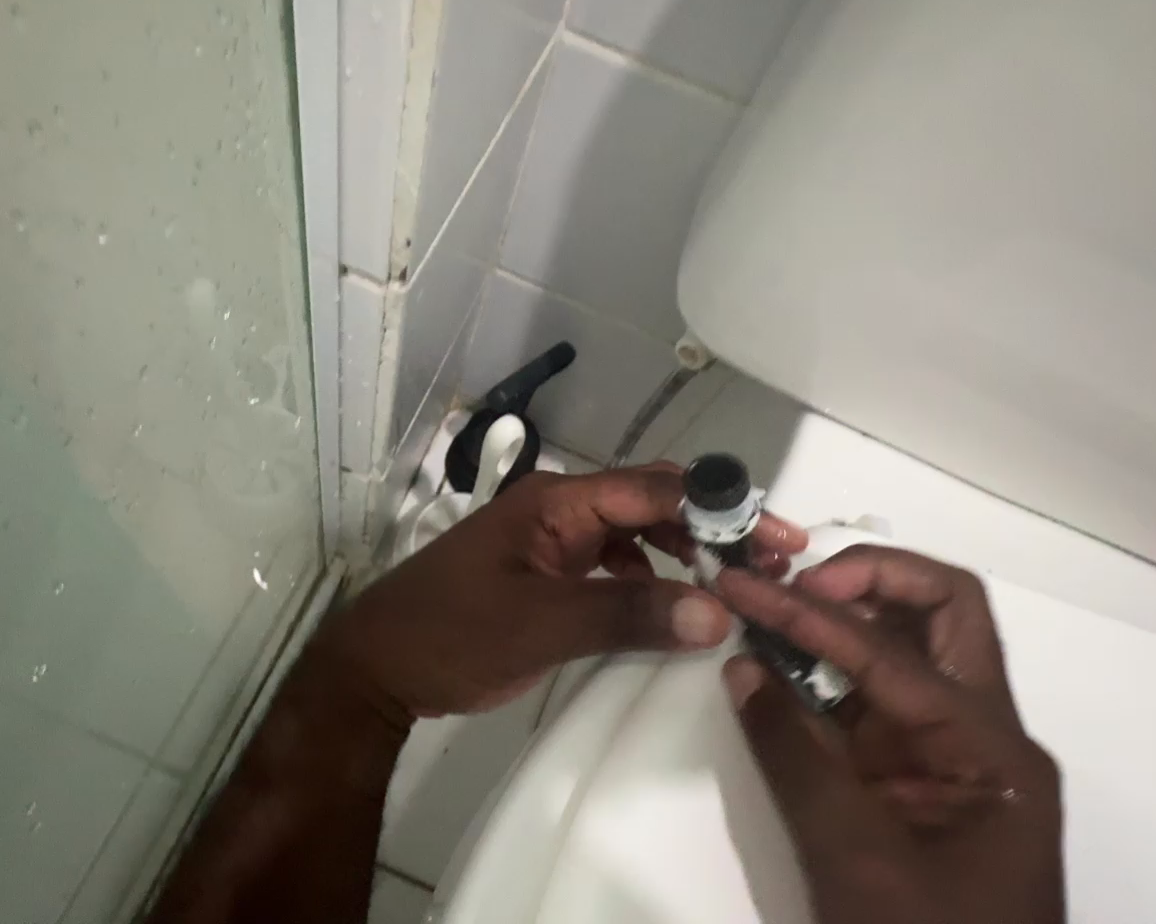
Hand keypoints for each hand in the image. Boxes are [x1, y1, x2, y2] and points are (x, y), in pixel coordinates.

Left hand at [315, 463, 806, 724]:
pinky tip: (675, 603)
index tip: (775, 538)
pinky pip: (614, 565)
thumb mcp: (540, 624)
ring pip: (636, 533)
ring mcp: (555, 542)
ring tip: (736, 582)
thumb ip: (627, 614)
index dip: (718, 508)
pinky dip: (651, 578)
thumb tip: (718, 612)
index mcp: (558, 501)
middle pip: (650, 503)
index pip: (653, 488)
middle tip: (771, 564)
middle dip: (711, 526)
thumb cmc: (452, 633)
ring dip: (685, 552)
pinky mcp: (550, 574)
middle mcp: (562, 510)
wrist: (380, 667)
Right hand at [716, 547, 1064, 923]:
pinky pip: (882, 689)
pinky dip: (835, 661)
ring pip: (919, 639)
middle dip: (867, 577)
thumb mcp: (849, 854)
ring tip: (782, 599)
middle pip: (944, 611)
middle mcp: (983, 731)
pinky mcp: (920, 769)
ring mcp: (954, 749)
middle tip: (794, 582)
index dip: (803, 612)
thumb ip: (790, 749)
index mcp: (987, 750)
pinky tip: (788, 656)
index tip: (739, 584)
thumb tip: (741, 665)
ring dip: (853, 607)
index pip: (885, 651)